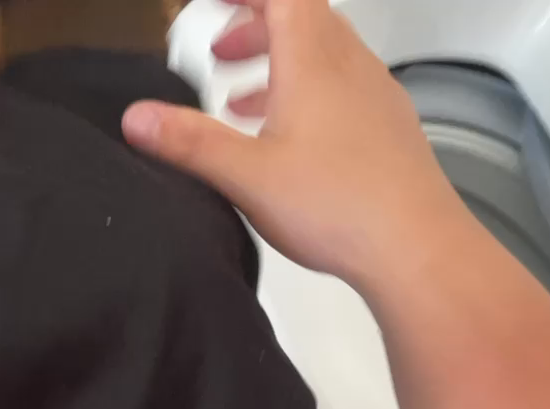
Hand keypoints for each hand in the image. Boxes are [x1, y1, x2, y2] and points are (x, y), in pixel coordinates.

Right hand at [122, 0, 468, 288]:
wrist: (412, 243)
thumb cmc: (337, 205)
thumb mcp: (246, 175)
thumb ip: (190, 144)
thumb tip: (137, 117)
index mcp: (312, 60)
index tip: (211, 3)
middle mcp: (349, 64)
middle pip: (301, 17)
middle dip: (255, 26)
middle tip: (220, 51)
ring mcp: (374, 94)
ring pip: (322, 56)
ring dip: (279, 65)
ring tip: (242, 102)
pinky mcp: (386, 128)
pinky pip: (341, 91)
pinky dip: (306, 97)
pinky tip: (288, 142)